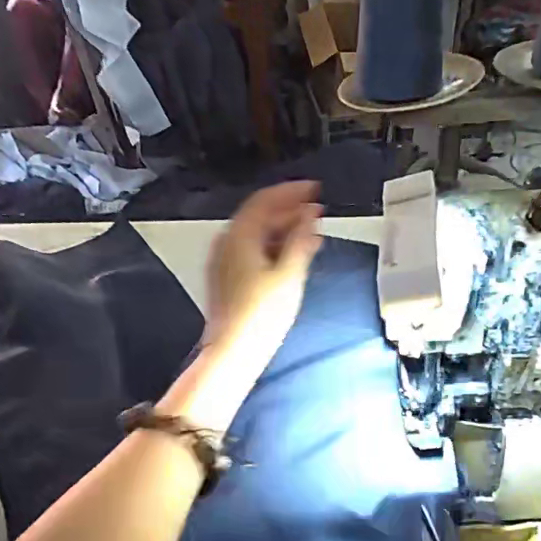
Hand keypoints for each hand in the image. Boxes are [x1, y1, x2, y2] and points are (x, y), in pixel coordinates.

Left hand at [203, 181, 323, 368]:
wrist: (234, 350)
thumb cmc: (261, 315)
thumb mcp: (290, 273)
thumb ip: (301, 239)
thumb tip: (309, 216)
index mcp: (239, 235)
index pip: (265, 200)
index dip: (292, 192)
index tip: (314, 190)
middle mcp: (227, 243)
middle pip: (259, 216)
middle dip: (289, 212)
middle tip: (316, 213)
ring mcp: (224, 261)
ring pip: (256, 235)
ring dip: (283, 230)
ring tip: (309, 235)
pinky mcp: (227, 279)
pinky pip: (251, 251)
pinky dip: (272, 247)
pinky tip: (290, 257)